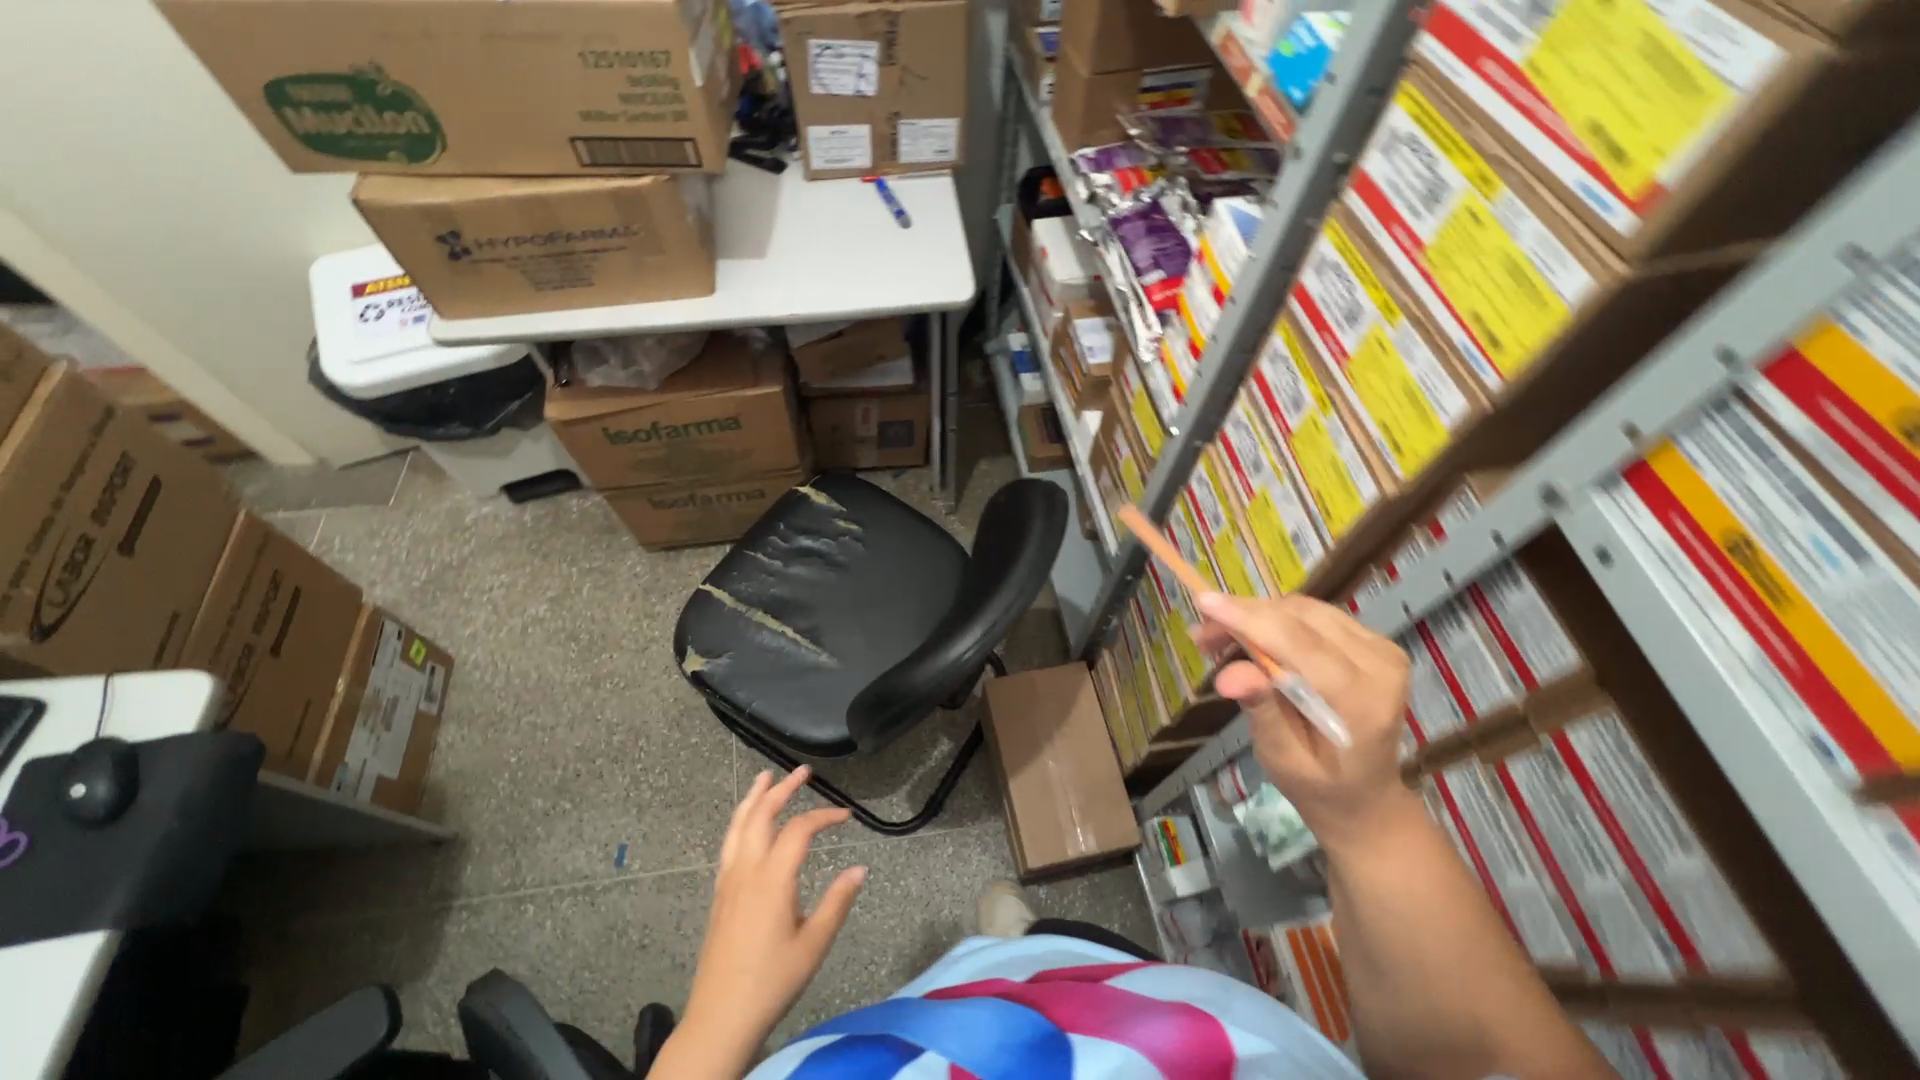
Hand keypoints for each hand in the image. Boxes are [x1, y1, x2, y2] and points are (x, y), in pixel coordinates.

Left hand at [673, 767, 866, 1074]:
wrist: (721, 1014)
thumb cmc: (773, 980)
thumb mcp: (815, 944)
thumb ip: (838, 902)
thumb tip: (860, 868)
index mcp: (772, 879)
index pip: (799, 830)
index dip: (824, 816)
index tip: (846, 816)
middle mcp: (746, 871)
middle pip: (760, 815)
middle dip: (781, 788)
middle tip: (803, 772)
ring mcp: (727, 881)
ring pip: (737, 826)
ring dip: (753, 798)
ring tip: (764, 778)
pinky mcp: (719, 894)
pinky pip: (728, 844)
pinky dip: (740, 822)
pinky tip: (746, 825)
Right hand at [1194, 593, 1416, 855]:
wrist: (1365, 795)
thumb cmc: (1320, 785)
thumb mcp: (1283, 760)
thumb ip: (1262, 712)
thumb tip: (1229, 675)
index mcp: (1362, 701)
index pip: (1300, 644)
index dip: (1249, 620)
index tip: (1204, 603)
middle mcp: (1380, 665)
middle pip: (1301, 619)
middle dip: (1244, 617)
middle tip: (1201, 635)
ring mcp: (1381, 649)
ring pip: (1305, 610)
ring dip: (1257, 616)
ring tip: (1219, 639)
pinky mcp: (1372, 641)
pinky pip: (1315, 616)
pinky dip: (1276, 620)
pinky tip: (1251, 639)